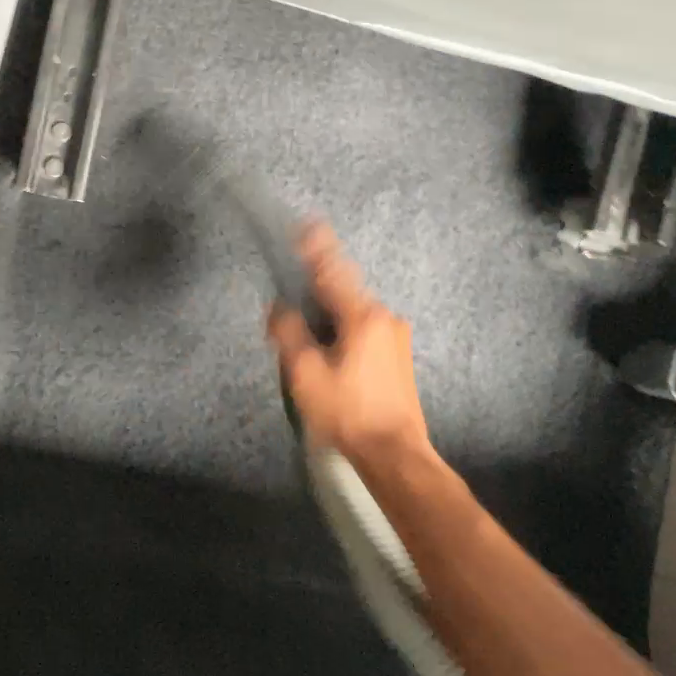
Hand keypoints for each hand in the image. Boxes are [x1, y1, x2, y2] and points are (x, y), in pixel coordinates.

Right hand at [267, 222, 431, 462]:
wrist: (394, 452)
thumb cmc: (347, 412)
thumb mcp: (305, 373)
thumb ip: (287, 333)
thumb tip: (277, 307)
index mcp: (362, 316)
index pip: (332, 271)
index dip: (315, 247)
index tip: (305, 223)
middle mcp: (384, 318)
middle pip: (341, 295)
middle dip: (313, 301)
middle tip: (289, 322)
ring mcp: (395, 338)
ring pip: (351, 317)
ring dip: (327, 324)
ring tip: (307, 354)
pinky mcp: (398, 357)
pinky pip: (362, 333)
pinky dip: (342, 337)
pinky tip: (329, 364)